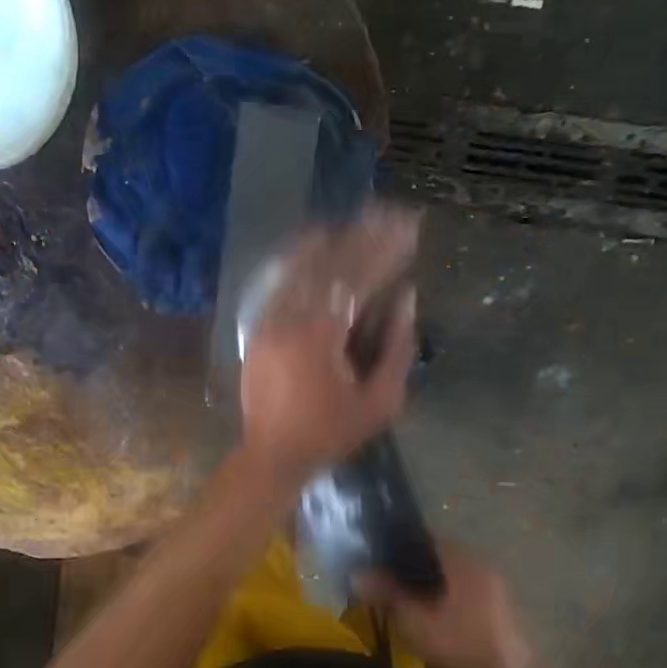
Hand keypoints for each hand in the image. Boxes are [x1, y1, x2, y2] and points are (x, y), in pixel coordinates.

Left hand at [239, 208, 419, 474]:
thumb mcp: (379, 402)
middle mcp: (289, 319)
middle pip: (328, 266)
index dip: (385, 252)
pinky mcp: (257, 329)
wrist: (272, 454)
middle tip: (389, 213)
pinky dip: (297, 261)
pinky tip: (311, 244)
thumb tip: (405, 297)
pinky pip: (278, 284)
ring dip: (330, 241)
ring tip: (354, 218)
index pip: (357, 280)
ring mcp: (267, 322)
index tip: (409, 228)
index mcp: (320, 337)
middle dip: (362, 237)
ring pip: (299, 269)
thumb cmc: (329, 433)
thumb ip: (396, 348)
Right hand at [358, 542, 555, 667]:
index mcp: (462, 560)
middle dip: (409, 568)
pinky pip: (462, 593)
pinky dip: (443, 599)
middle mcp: (481, 566)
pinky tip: (430, 619)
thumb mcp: (415, 623)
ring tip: (403, 603)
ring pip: (448, 577)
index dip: (395, 546)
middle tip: (384, 584)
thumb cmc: (464, 649)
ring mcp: (494, 588)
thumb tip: (356, 574)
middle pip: (435, 557)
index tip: (374, 559)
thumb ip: (385, 594)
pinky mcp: (499, 610)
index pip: (422, 538)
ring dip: (427, 586)